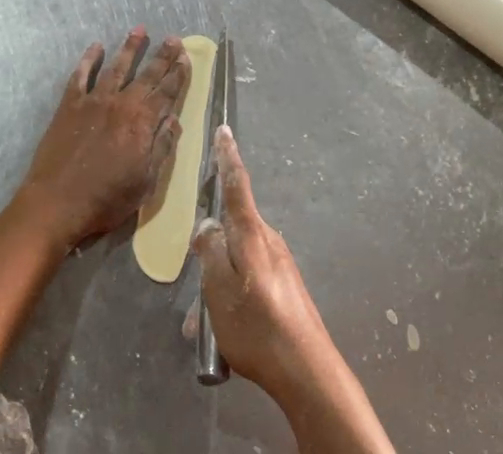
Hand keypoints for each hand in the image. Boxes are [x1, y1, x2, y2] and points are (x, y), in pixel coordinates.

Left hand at [17, 28, 189, 248]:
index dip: (178, 75)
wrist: (57, 202)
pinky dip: (88, 59)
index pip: (167, 93)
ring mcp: (93, 101)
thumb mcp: (145, 182)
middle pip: (146, 75)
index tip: (186, 59)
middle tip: (174, 39)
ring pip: (115, 67)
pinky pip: (80, 75)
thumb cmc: (106, 199)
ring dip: (129, 48)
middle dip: (162, 56)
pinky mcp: (69, 105)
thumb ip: (161, 148)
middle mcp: (120, 104)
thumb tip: (174, 120)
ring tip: (139, 30)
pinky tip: (95, 47)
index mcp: (142, 124)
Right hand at [191, 125, 341, 397]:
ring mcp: (279, 264)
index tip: (225, 130)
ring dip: (216, 283)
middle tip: (195, 277)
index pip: (237, 185)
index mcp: (252, 235)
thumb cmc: (258, 327)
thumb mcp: (219, 289)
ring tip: (203, 323)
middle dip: (209, 249)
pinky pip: (246, 279)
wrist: (307, 372)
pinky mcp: (282, 286)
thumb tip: (207, 226)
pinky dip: (229, 297)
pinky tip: (220, 330)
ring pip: (236, 260)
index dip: (228, 157)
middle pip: (231, 227)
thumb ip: (210, 251)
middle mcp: (269, 241)